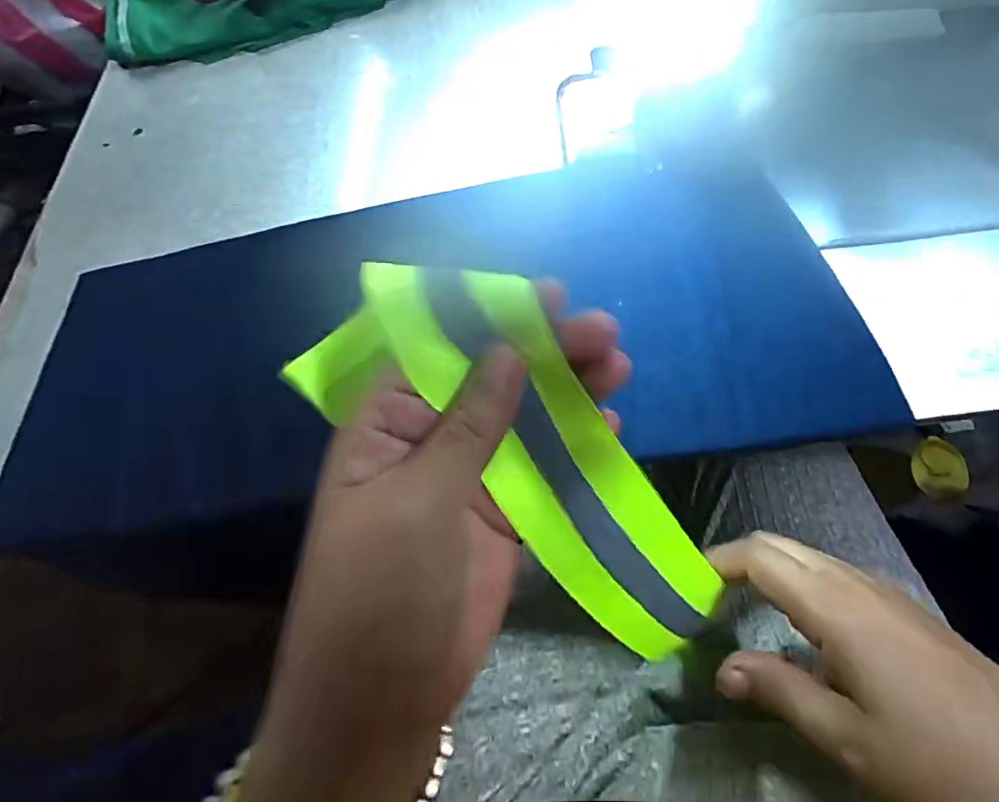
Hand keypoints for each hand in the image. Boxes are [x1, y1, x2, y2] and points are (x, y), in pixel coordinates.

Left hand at [242, 282, 630, 801]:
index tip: (547, 296)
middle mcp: (434, 440)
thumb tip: (508, 350)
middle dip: (551, 352)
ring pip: (531, 419)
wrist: (385, 702)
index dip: (494, 319)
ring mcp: (475, 477)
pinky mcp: (509, 511)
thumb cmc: (379, 593)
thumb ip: (468, 424)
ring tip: (619, 366)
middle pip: (500, 380)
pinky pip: (549, 466)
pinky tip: (610, 423)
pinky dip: (580, 444)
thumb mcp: (416, 500)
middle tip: (605, 332)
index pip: (442, 353)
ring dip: (574, 392)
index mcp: (389, 427)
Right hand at [709, 533, 998, 801]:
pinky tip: (802, 632)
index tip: (683, 583)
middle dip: (740, 562)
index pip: (762, 556)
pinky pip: (841, 580)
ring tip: (742, 611)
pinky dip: (805, 589)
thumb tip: (725, 667)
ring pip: (814, 561)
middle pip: (786, 548)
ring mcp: (887, 590)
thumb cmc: (926, 754)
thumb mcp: (844, 736)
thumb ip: (781, 690)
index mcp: (837, 603)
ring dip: (774, 574)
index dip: (717, 561)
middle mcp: (860, 580)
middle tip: (703, 599)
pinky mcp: (905, 608)